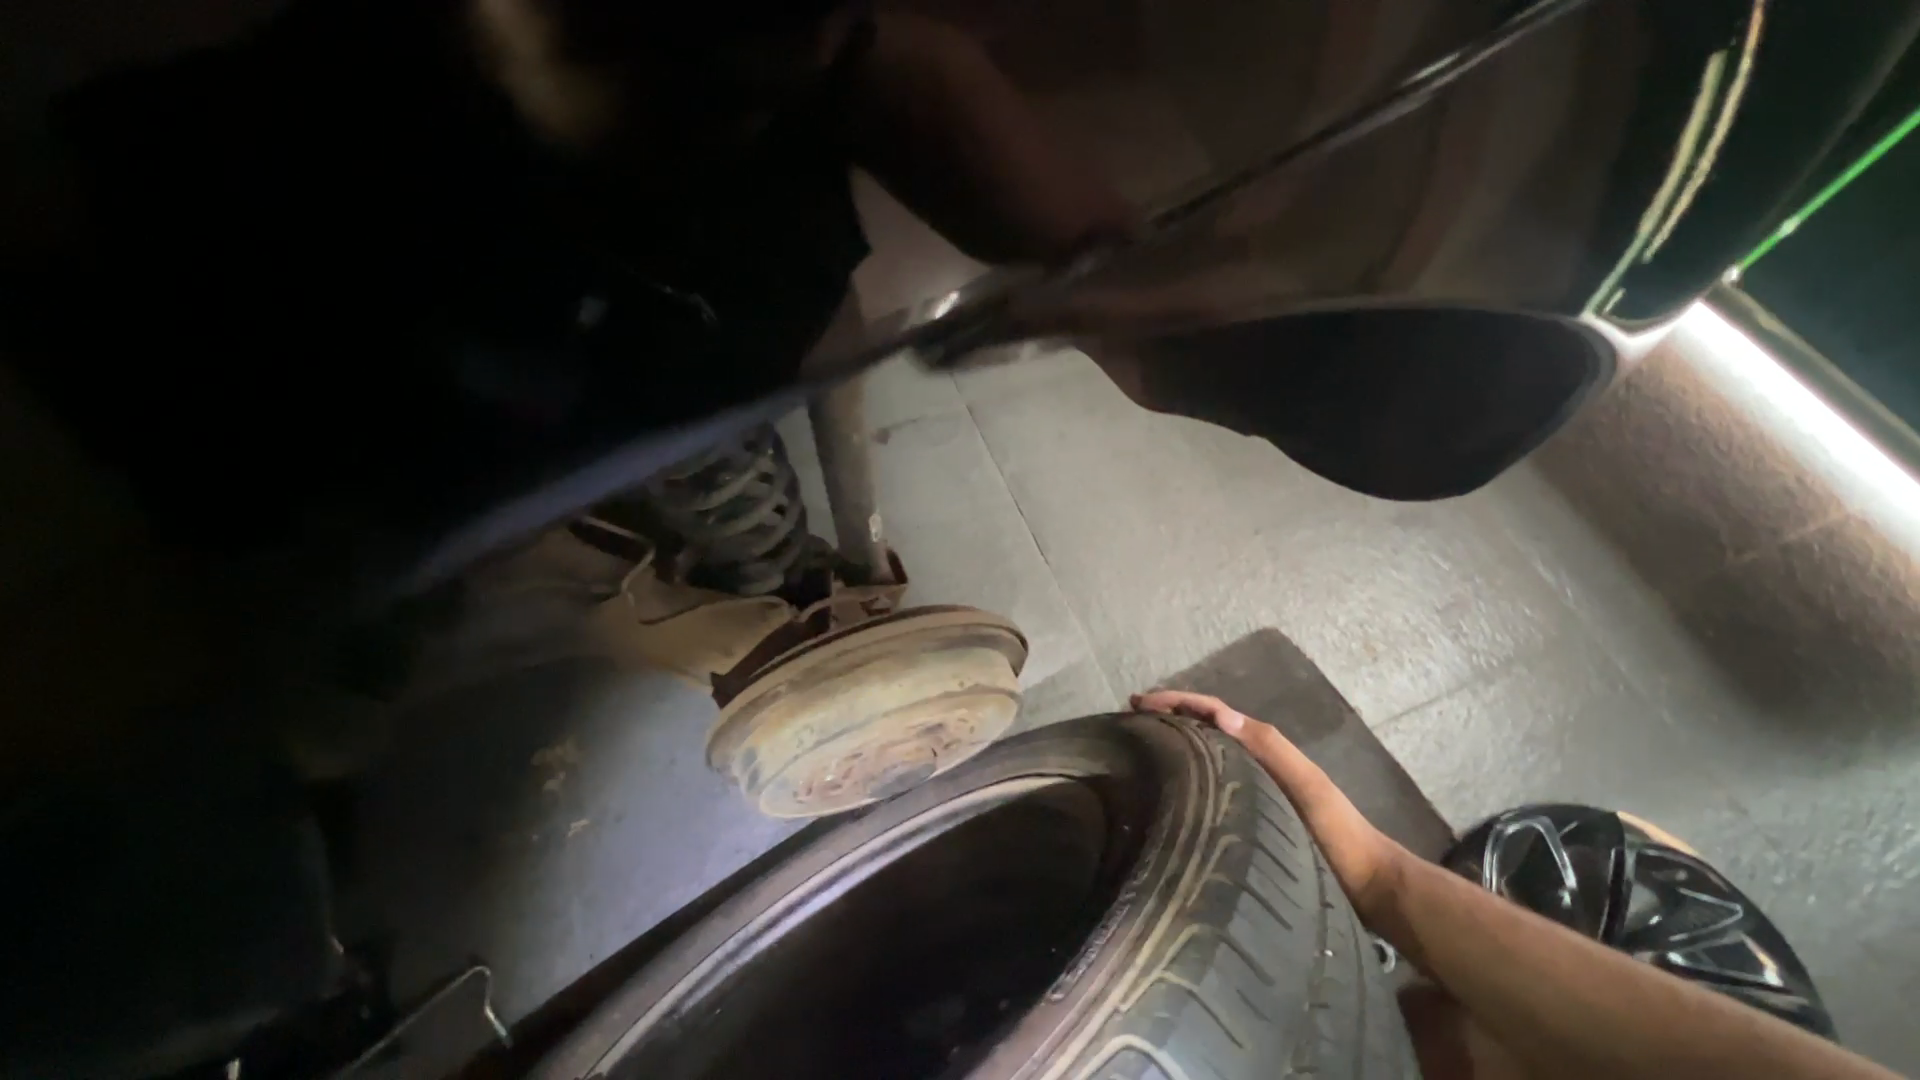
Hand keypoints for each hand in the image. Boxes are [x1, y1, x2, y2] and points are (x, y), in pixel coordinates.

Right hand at [1132, 690, 1408, 923]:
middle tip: (1127, 717)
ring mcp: (1252, 788)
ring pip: (1204, 751)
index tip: (1136, 703)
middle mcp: (1254, 761)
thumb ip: (1271, 749)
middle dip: (1167, 713)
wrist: (1369, 885)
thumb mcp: (1308, 786)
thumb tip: (1222, 716)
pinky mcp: (1249, 816)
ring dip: (1172, 737)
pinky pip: (1209, 781)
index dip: (1175, 700)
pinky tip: (1166, 786)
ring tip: (1137, 742)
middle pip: (1204, 726)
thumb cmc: (1338, 833)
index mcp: (1264, 747)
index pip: (1212, 712)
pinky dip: (1184, 770)